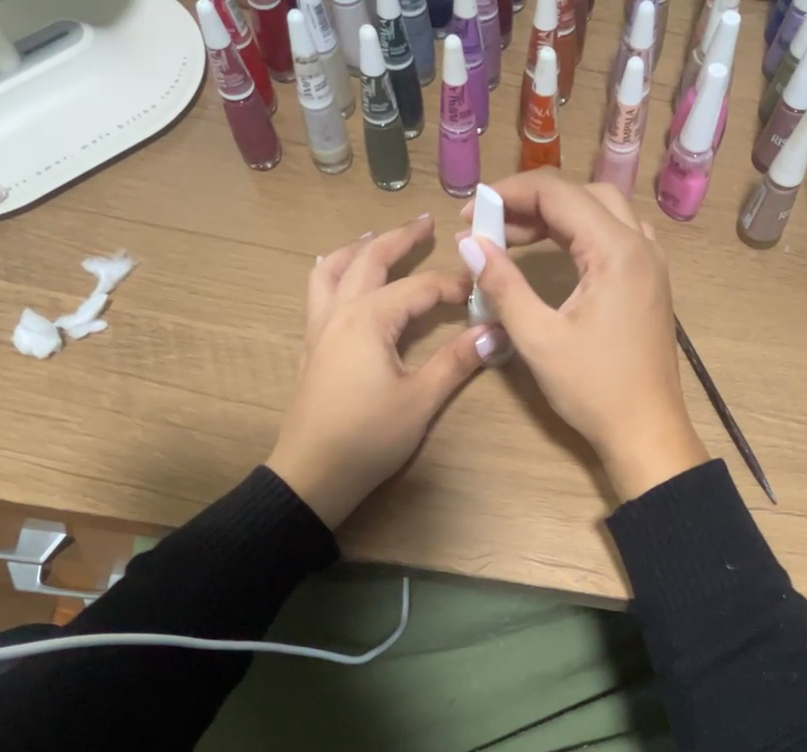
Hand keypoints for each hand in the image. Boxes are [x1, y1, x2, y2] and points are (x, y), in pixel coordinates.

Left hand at [266, 215, 496, 527]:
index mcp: (369, 318)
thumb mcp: (420, 401)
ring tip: (375, 239)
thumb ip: (456, 362)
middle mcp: (339, 311)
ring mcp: (319, 328)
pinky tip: (341, 284)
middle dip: (399, 238)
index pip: (419, 287)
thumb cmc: (368, 438)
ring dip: (356, 249)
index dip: (452, 285)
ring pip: (330, 269)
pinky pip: (317, 293)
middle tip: (426, 222)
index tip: (480, 289)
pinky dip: (333, 274)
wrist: (313, 473)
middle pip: (368, 259)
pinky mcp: (311, 348)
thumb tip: (495, 333)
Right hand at [460, 170, 706, 499]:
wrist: (646, 430)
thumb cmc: (594, 389)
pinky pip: (616, 237)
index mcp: (615, 250)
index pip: (557, 193)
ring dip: (558, 216)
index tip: (470, 216)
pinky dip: (582, 234)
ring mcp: (651, 264)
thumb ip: (503, 284)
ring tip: (515, 237)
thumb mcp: (538, 338)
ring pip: (603, 212)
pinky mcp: (650, 284)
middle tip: (490, 226)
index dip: (507, 194)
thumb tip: (469, 245)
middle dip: (532, 201)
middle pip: (582, 194)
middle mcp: (640, 245)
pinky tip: (557, 255)